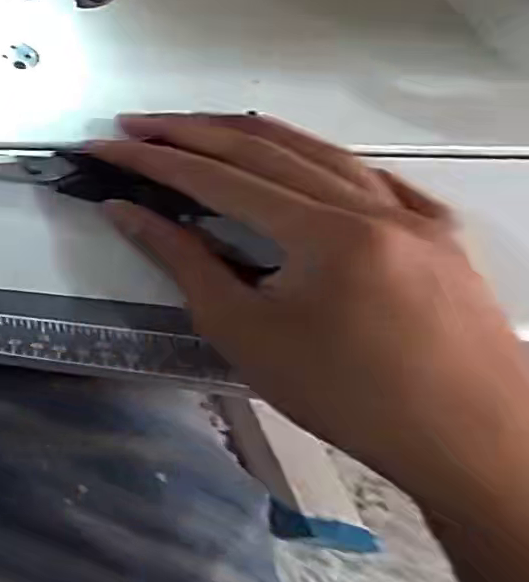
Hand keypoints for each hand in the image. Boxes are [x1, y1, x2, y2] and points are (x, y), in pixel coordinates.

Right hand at [88, 114, 528, 507]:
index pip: (214, 177)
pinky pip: (375, 179)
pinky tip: (296, 159)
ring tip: (193, 126)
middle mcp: (375, 212)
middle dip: (187, 131)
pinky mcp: (442, 241)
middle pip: (263, 150)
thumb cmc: (346, 394)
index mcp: (326, 234)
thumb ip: (180, 257)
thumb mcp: (239, 326)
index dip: (148, 159)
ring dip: (245, 133)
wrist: (483, 457)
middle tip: (131, 125)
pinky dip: (319, 159)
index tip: (99, 147)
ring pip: (319, 152)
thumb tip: (122, 210)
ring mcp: (417, 222)